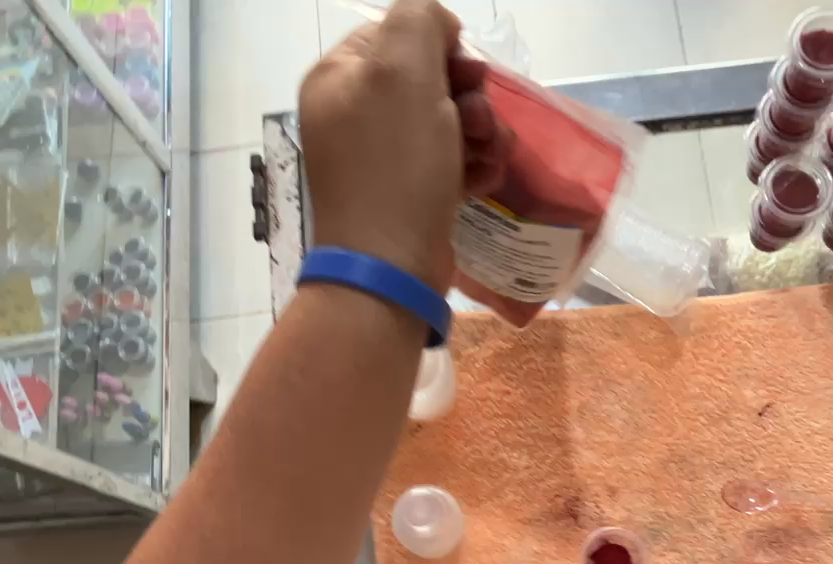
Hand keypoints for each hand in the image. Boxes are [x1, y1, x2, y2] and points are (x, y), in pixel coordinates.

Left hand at [298, 0, 509, 291]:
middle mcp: (352, 117)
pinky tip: (486, 178)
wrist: (392, 270)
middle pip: (426, 83)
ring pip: (443, 126)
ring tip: (493, 154)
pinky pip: (444, 167)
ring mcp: (378, 163)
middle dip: (469, 98)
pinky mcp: (404, 200)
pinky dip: (470, 168)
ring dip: (479, 134)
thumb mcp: (404, 68)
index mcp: (339, 78)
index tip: (471, 78)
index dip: (443, 50)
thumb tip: (439, 30)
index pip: (398, 36)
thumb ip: (419, 20)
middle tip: (484, 123)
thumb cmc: (396, 168)